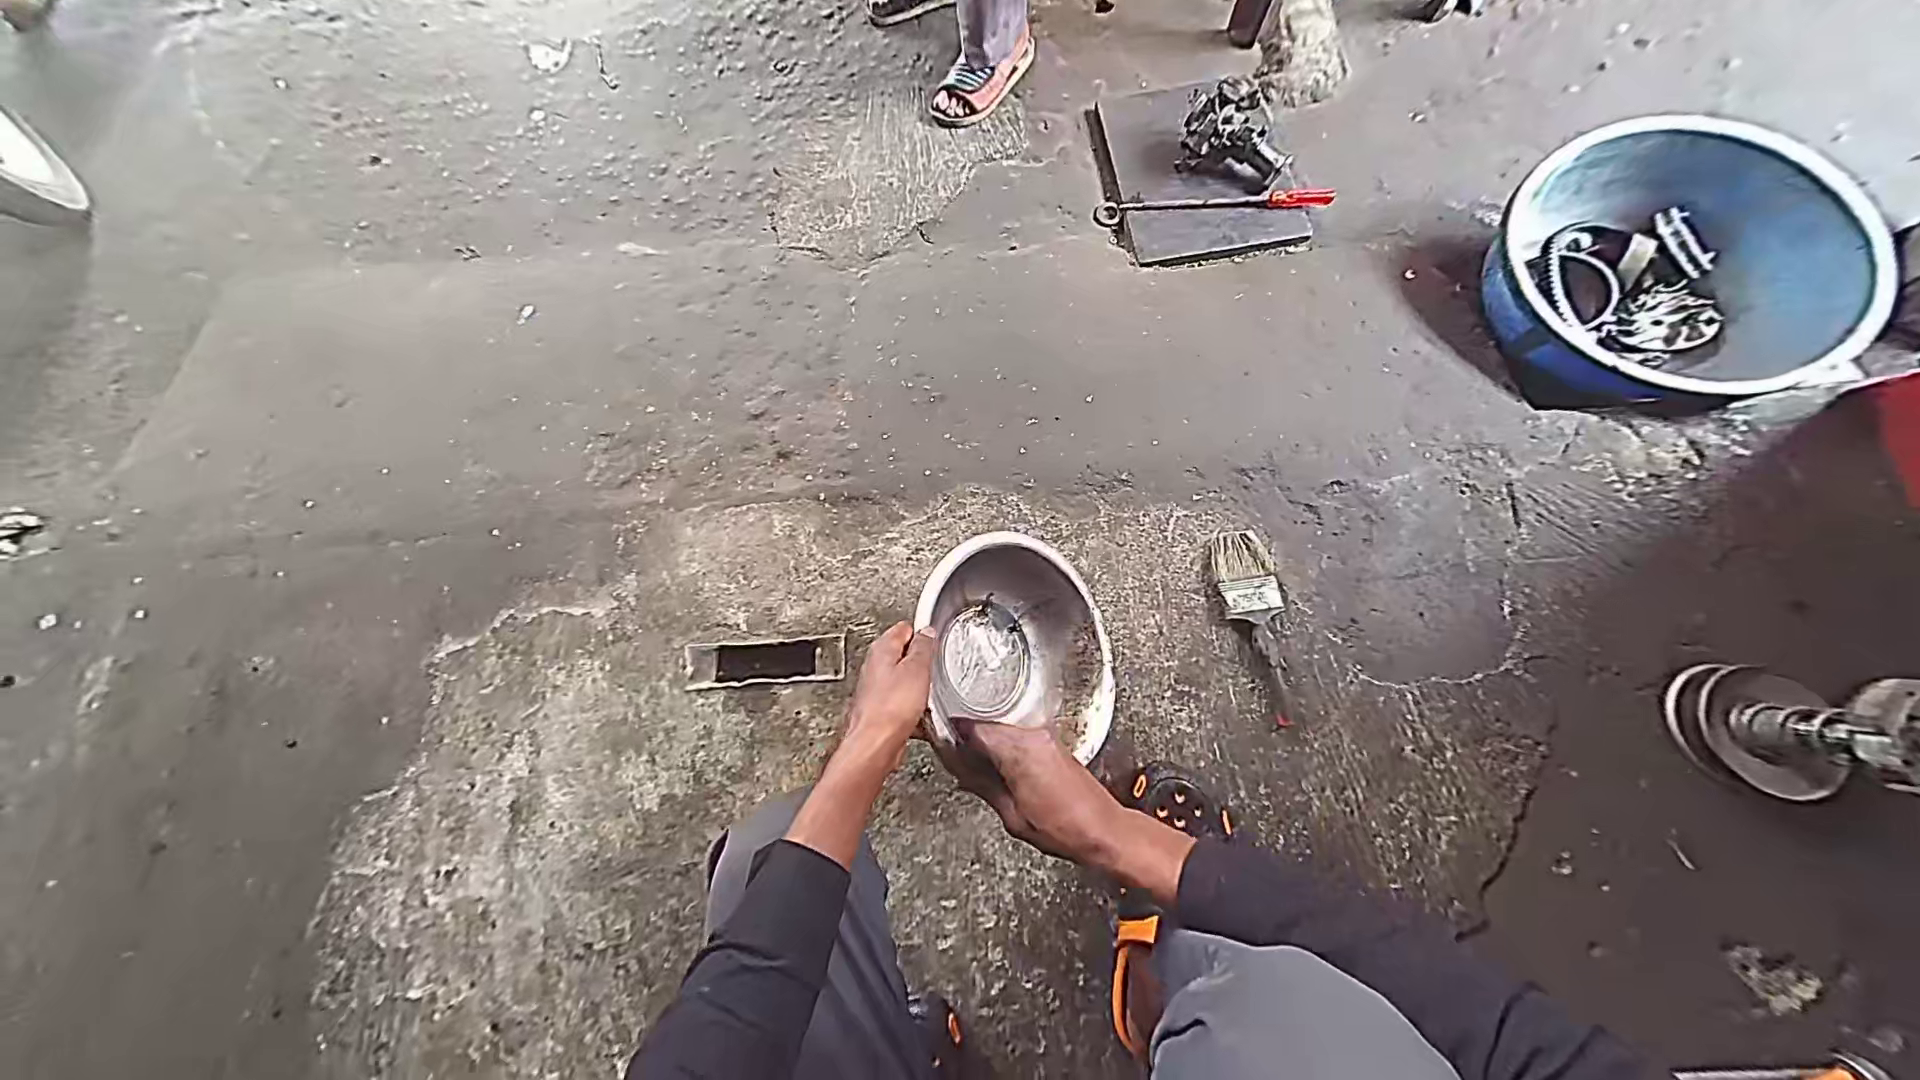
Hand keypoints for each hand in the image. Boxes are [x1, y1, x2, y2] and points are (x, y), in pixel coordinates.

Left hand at [839, 621, 936, 764]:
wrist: (875, 745)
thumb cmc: (890, 709)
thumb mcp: (917, 669)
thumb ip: (923, 647)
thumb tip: (926, 632)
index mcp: (882, 649)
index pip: (904, 628)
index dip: (922, 633)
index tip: (934, 642)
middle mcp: (875, 666)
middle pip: (904, 654)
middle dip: (921, 662)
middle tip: (932, 670)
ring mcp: (876, 688)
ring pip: (904, 679)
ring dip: (918, 686)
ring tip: (926, 695)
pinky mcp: (880, 709)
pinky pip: (902, 702)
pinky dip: (912, 707)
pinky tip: (920, 715)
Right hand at [941, 721, 1126, 864]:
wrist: (1102, 829)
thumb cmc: (1065, 829)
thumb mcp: (1011, 815)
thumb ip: (981, 784)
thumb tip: (959, 767)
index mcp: (1018, 750)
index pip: (972, 728)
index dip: (951, 732)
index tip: (938, 737)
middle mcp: (1032, 735)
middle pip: (986, 724)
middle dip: (967, 738)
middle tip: (953, 756)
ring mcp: (1043, 735)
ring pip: (1001, 728)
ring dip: (985, 741)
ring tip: (976, 766)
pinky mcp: (1050, 740)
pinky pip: (1016, 734)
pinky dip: (1003, 745)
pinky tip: (999, 767)